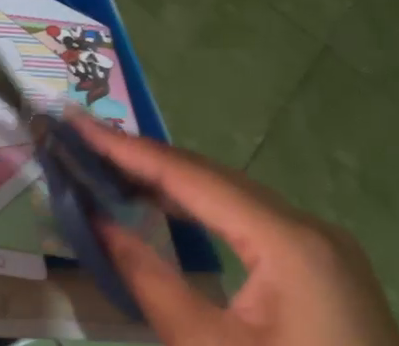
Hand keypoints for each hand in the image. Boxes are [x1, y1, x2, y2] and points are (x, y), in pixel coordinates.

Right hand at [73, 115, 398, 345]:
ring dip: (168, 177)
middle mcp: (310, 229)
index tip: (72, 121)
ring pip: (231, 193)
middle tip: (81, 137)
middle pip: (211, 176)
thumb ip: (147, 277)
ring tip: (108, 163)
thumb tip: (95, 220)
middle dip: (143, 155)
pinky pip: (250, 217)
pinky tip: (166, 203)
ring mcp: (324, 249)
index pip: (188, 175)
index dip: (125, 147)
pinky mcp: (326, 270)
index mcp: (286, 241)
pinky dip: (200, 203)